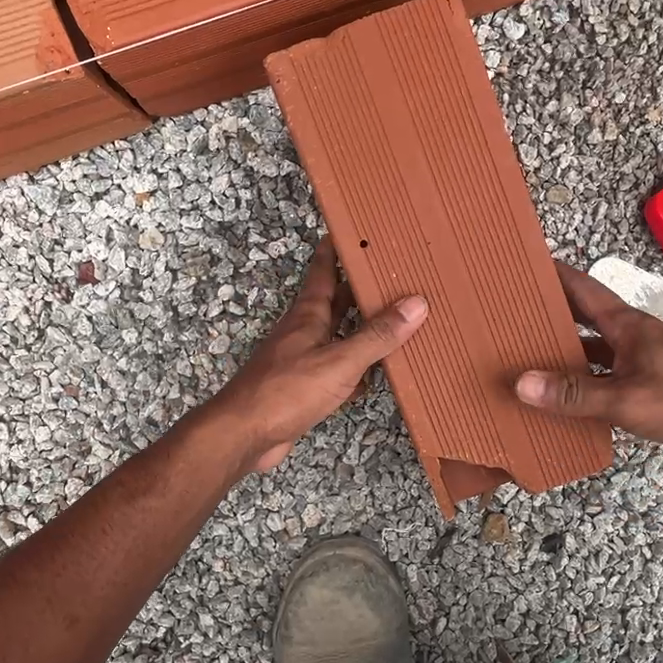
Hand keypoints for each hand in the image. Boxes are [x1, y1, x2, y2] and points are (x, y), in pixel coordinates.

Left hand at [209, 239, 426, 472]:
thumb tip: (416, 305)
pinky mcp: (305, 387)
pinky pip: (337, 368)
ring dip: (363, 328)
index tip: (355, 228)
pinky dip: (356, 368)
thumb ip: (378, 336)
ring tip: (395, 321)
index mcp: (309, 314)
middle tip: (392, 274)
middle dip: (361, 287)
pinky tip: (373, 376)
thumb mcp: (340, 361)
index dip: (337, 246)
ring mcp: (303, 359)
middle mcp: (305, 330)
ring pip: (339, 334)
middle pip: (336, 300)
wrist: (245, 434)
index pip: (323, 268)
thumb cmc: (286, 391)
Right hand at [515, 261, 662, 454]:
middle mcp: (635, 335)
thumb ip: (575, 394)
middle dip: (553, 313)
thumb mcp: (627, 399)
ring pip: (598, 348)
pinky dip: (588, 380)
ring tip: (530, 356)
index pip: (583, 288)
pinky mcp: (655, 382)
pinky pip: (611, 374)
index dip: (554, 273)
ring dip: (568, 350)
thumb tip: (521, 383)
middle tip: (514, 315)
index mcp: (628, 325)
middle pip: (586, 316)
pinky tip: (569, 397)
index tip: (524, 263)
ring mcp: (646, 358)